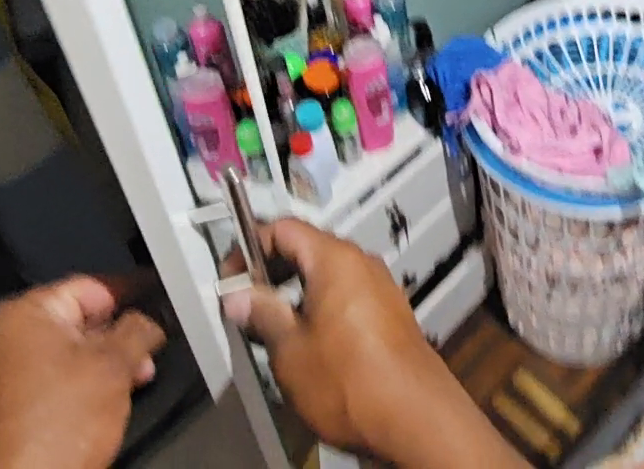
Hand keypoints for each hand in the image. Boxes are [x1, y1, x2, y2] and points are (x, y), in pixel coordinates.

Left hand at [0, 274, 166, 468]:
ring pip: (67, 358)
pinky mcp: (0, 420)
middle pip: (80, 323)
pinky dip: (81, 391)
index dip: (134, 293)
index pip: (94, 286)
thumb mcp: (114, 367)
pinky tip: (108, 405)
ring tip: (138, 381)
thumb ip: (139, 330)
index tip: (164, 300)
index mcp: (25, 315)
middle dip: (121, 337)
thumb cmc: (58, 425)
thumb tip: (151, 319)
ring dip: (106, 367)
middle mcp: (4, 341)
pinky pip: (51, 388)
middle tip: (154, 351)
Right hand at [222, 219, 522, 467]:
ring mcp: (379, 284)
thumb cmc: (349, 380)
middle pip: (307, 246)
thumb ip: (262, 313)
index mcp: (335, 258)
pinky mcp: (389, 310)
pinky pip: (347, 291)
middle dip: (272, 269)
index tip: (231, 276)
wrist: (413, 415)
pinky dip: (322, 302)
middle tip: (246, 301)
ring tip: (273, 325)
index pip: (283, 228)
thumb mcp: (290, 349)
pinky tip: (309, 338)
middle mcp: (361, 261)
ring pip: (327, 271)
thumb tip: (238, 294)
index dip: (250, 247)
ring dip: (296, 288)